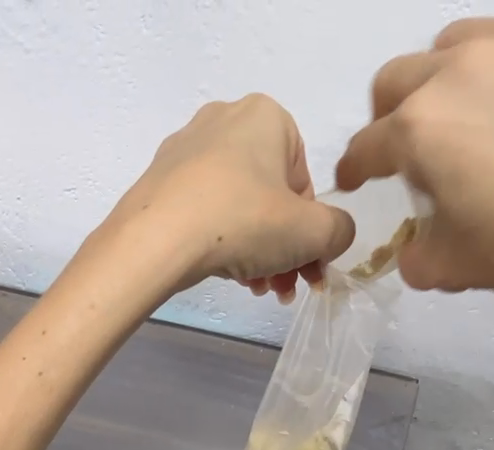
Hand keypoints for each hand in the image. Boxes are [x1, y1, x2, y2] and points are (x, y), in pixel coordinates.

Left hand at [103, 94, 354, 302]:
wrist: (154, 241)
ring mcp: (183, 151)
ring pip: (234, 208)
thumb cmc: (242, 222)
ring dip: (253, 253)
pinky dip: (216, 243)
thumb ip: (338, 231)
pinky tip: (221, 273)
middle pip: (267, 197)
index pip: (302, 181)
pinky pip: (200, 212)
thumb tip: (332, 235)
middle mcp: (223, 121)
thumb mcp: (312, 232)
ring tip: (254, 288)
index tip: (305, 267)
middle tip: (282, 289)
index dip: (309, 231)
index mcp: (266, 116)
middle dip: (281, 248)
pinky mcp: (156, 183)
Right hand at [335, 0, 493, 304]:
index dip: (356, 170)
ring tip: (480, 106)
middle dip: (392, 113)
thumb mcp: (451, 268)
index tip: (359, 182)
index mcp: (419, 128)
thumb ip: (413, 250)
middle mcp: (462, 68)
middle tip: (415, 145)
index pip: (366, 147)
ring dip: (453, 73)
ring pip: (462, 40)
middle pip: (398, 77)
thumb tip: (415, 240)